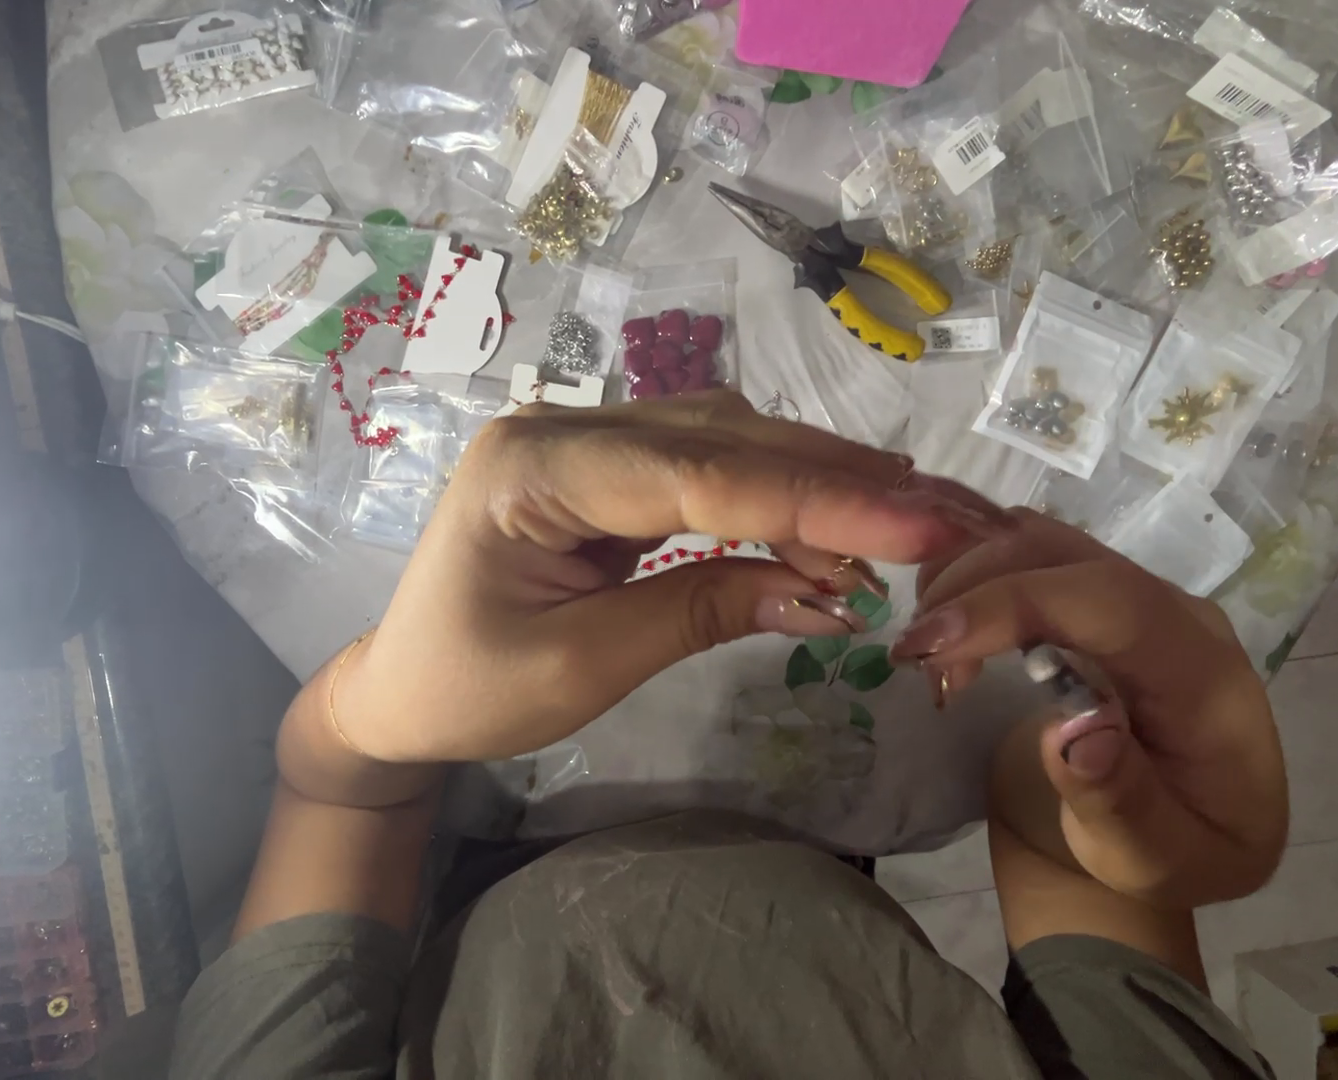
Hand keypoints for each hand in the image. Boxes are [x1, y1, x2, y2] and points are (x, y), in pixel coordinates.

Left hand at [283, 391, 1011, 802]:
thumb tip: (828, 592)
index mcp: (530, 468)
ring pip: (720, 442)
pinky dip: (768, 496)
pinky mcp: (602, 470)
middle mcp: (559, 429)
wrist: (400, 690)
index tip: (920, 523)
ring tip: (900, 519)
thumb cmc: (469, 690)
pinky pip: (700, 469)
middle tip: (937, 517)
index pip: (696, 474)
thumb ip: (704, 609)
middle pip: (718, 440)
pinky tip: (824, 519)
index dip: (815, 499)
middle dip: (831, 480)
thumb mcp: (584, 664)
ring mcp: (581, 442)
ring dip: (810, 480)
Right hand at [892, 511, 1285, 907]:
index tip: (930, 646)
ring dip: (957, 578)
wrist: (1151, 826)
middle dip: (967, 590)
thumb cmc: (1159, 848)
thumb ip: (1121, 806)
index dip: (1013, 605)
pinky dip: (961, 573)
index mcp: (1204, 675)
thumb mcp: (1151, 859)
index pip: (1111, 601)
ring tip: (927, 654)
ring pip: (1026, 538)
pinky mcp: (1081, 592)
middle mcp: (1169, 611)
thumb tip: (1075, 733)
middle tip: (913, 659)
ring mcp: (1123, 592)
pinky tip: (942, 629)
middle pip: (1056, 552)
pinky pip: (1013, 550)